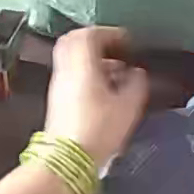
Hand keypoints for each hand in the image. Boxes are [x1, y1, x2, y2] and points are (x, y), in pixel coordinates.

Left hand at [44, 26, 149, 164]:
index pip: (88, 35)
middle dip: (95, 42)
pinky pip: (70, 76)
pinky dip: (86, 74)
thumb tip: (136, 72)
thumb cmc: (99, 131)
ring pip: (71, 60)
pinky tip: (103, 91)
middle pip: (73, 42)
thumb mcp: (128, 107)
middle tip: (115, 49)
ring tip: (115, 73)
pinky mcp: (57, 101)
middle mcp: (65, 71)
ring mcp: (58, 86)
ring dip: (92, 60)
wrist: (68, 160)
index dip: (109, 33)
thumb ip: (136, 83)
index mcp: (82, 65)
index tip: (126, 41)